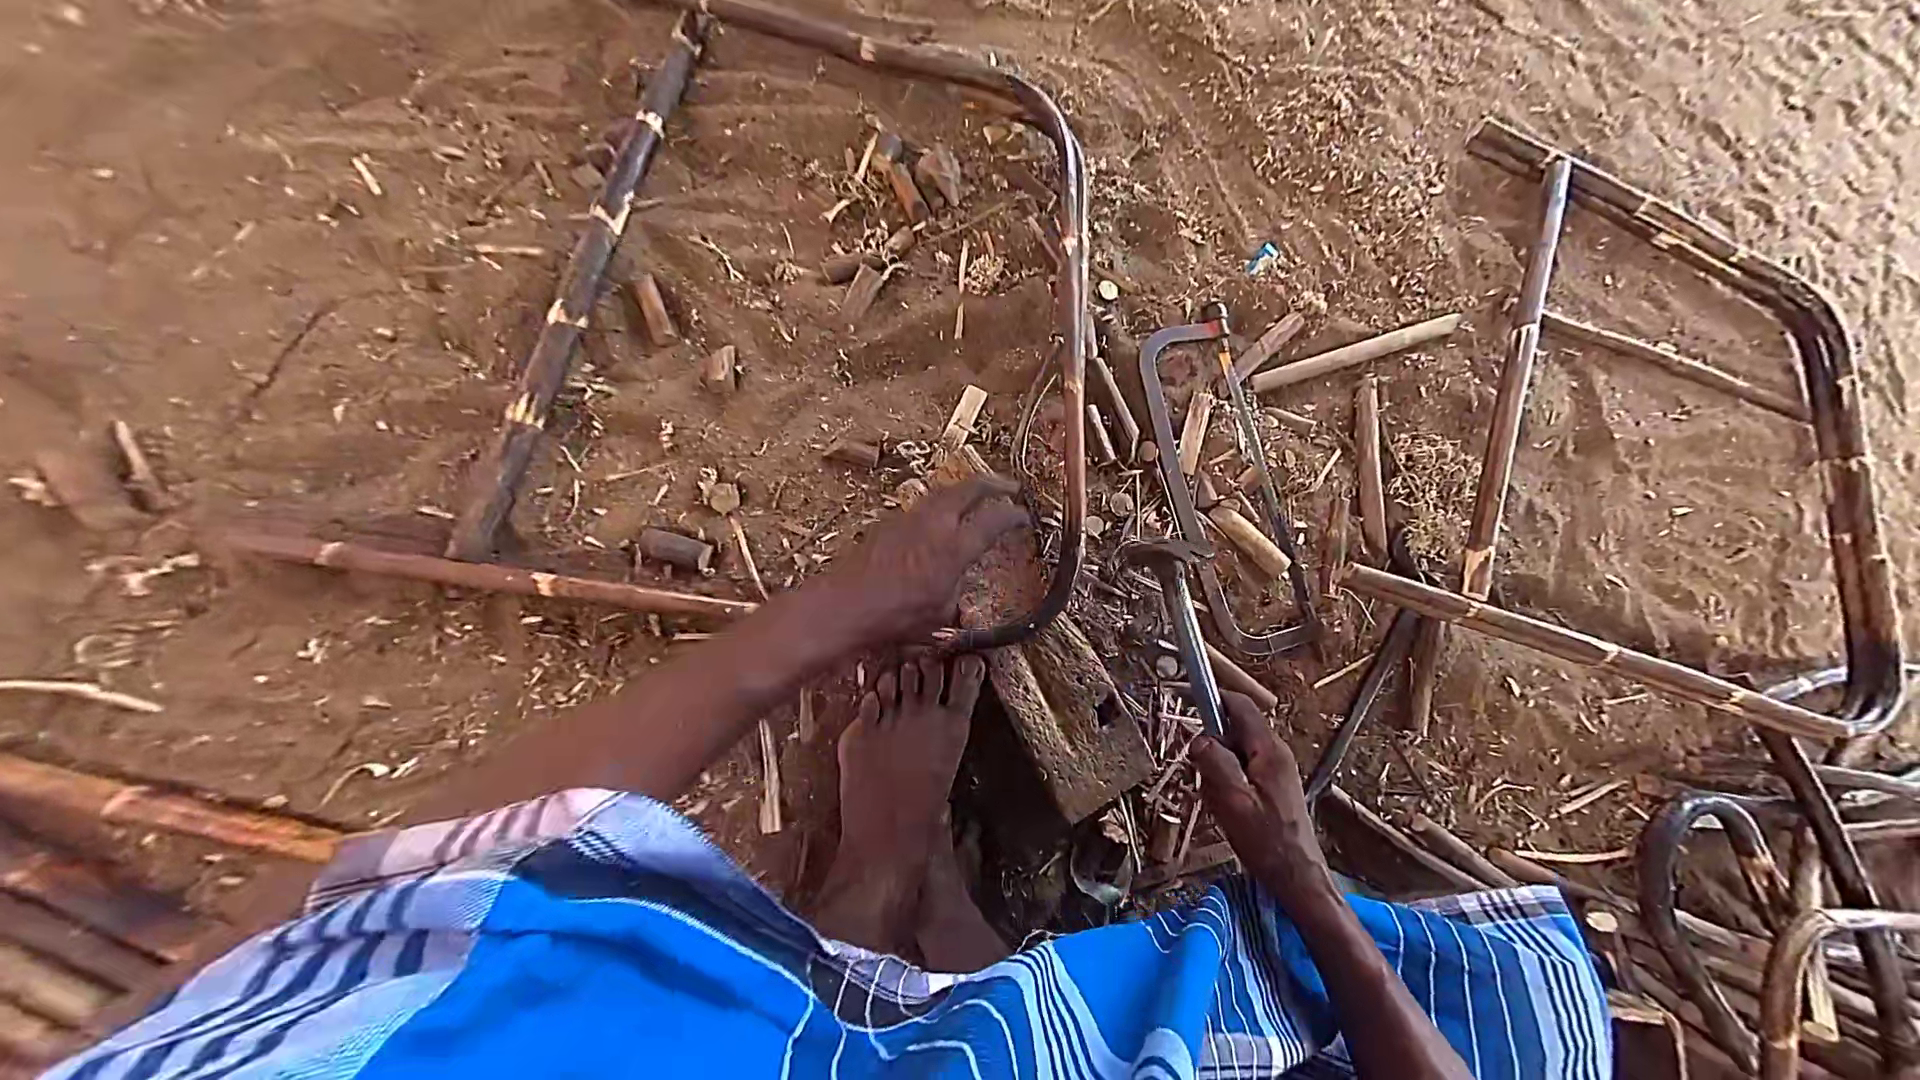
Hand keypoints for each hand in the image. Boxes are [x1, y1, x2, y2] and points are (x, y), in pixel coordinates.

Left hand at [821, 475, 1028, 645]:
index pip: (994, 520)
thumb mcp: (939, 616)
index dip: (1014, 515)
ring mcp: (909, 519)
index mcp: (954, 548)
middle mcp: (934, 525)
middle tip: (1009, 488)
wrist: (846, 605)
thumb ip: (956, 597)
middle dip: (994, 484)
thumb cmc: (894, 617)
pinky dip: (939, 504)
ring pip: (943, 492)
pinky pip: (922, 506)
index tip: (1023, 516)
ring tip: (976, 496)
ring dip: (964, 490)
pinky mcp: (890, 523)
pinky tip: (939, 518)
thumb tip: (960, 594)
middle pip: (970, 489)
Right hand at [1192, 692, 1330, 901]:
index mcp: (1268, 750)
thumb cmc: (1267, 842)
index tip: (1181, 695)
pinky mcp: (1271, 786)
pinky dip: (1225, 783)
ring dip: (1216, 770)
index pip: (1238, 705)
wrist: (1298, 879)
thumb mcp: (1233, 801)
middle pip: (1231, 729)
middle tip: (1203, 776)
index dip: (1210, 696)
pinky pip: (1238, 770)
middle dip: (1210, 746)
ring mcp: (1274, 770)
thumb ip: (1214, 763)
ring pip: (1232, 751)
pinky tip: (1227, 809)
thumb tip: (1199, 739)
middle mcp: (1274, 753)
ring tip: (1219, 800)